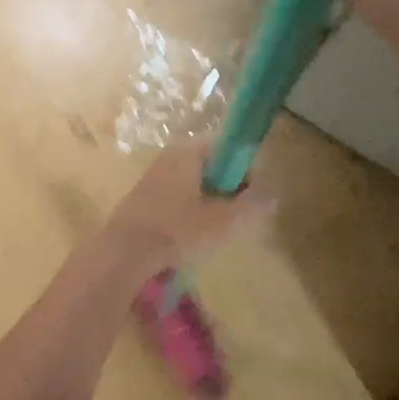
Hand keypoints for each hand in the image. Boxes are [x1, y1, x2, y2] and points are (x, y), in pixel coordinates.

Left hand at [105, 144, 277, 267]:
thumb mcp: (226, 221)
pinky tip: (192, 236)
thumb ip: (255, 205)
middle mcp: (171, 153)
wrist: (124, 252)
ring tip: (214, 232)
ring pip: (199, 183)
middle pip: (216, 165)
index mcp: (189, 149)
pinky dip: (192, 211)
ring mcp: (156, 173)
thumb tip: (274, 194)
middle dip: (230, 190)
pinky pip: (181, 195)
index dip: (249, 171)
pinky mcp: (147, 194)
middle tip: (235, 220)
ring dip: (212, 203)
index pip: (231, 147)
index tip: (252, 199)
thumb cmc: (178, 230)